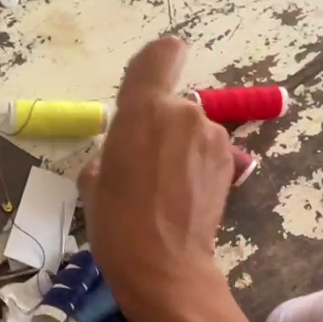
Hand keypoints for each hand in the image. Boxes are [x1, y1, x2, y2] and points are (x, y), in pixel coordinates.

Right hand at [81, 37, 235, 321]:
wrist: (163, 267)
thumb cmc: (115, 223)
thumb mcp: (93, 180)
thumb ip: (112, 148)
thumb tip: (125, 150)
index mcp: (143, 109)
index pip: (162, 54)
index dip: (156, 65)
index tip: (145, 91)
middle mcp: (184, 112)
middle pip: (174, 101)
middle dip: (160, 125)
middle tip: (143, 166)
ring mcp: (213, 138)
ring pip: (191, 128)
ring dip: (178, 147)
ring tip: (162, 189)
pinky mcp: (229, 163)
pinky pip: (205, 150)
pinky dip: (194, 165)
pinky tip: (181, 198)